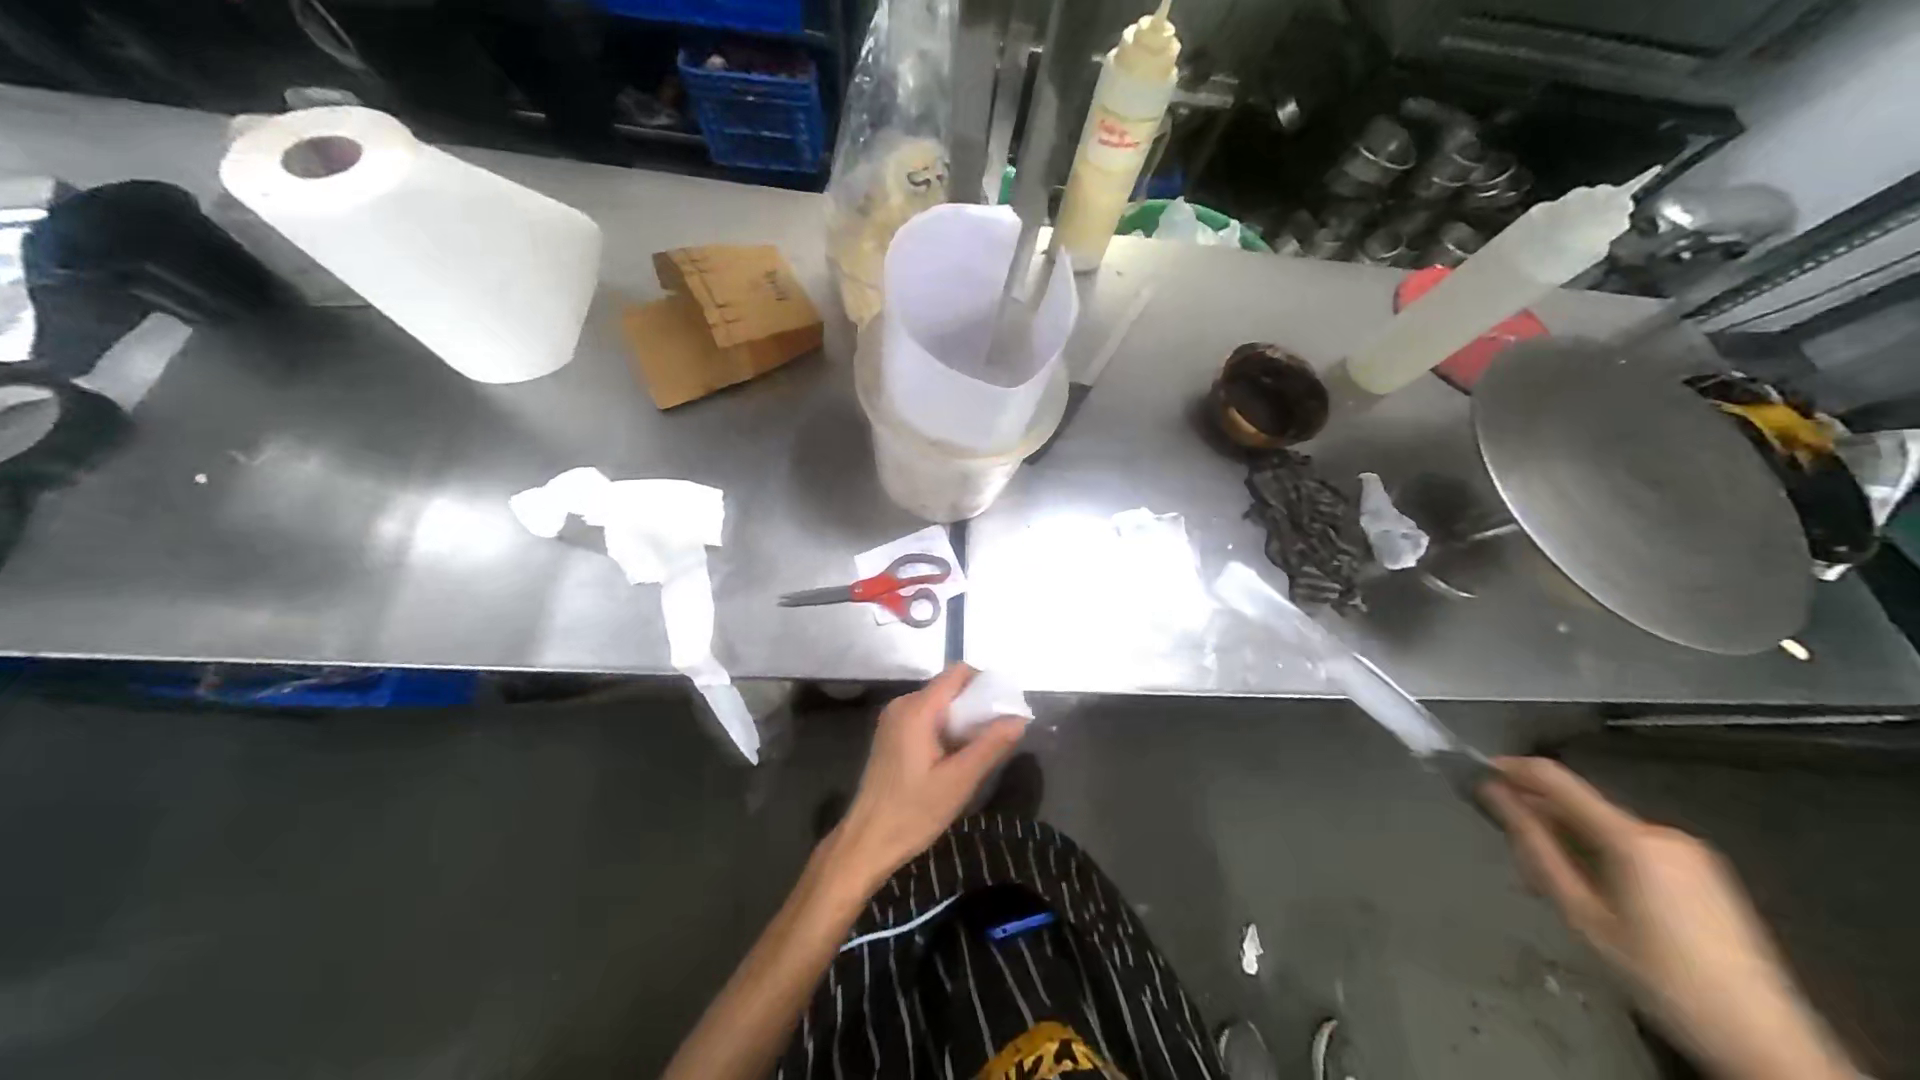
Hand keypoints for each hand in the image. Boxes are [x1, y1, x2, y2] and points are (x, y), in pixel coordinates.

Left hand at [824, 664, 1026, 890]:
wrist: (867, 840)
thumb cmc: (913, 811)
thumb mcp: (959, 780)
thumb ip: (991, 745)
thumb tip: (1020, 718)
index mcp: (917, 709)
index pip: (958, 673)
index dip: (985, 683)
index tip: (1004, 709)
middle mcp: (902, 705)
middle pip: (948, 688)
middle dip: (975, 706)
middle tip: (996, 735)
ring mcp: (893, 720)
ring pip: (938, 705)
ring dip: (961, 720)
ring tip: (978, 750)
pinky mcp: (891, 736)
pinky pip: (925, 719)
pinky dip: (944, 729)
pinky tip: (954, 758)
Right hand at [1482, 757, 1854, 1079]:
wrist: (1762, 1039)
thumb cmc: (1656, 974)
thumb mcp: (1579, 911)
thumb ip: (1534, 847)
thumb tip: (1494, 795)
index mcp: (1630, 838)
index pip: (1555, 779)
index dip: (1510, 769)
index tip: (1472, 772)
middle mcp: (1661, 832)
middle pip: (1580, 807)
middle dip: (1539, 820)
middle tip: (1515, 858)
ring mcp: (1689, 852)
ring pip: (1604, 828)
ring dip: (1568, 841)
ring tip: (1553, 887)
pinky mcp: (1702, 872)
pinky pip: (1632, 846)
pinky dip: (1599, 855)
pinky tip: (1595, 893)